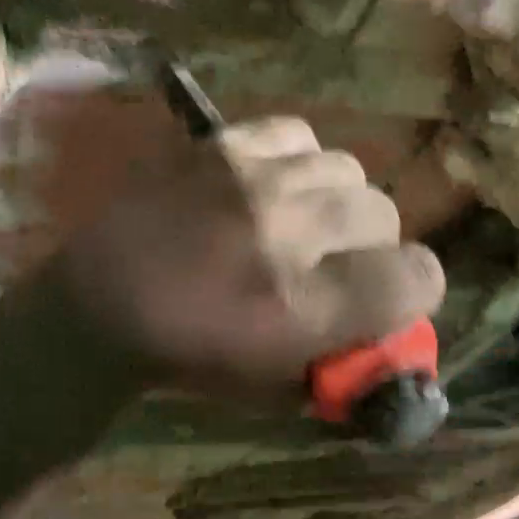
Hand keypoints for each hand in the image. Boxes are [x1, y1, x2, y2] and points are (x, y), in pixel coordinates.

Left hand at [46, 115, 444, 401]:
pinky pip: (295, 132)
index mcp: (307, 307)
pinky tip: (268, 181)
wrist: (101, 299)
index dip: (411, 287)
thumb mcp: (277, 386)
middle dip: (367, 241)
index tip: (385, 292)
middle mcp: (289, 232)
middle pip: (382, 212)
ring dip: (332, 197)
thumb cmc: (187, 353)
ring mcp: (252, 179)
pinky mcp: (220, 144)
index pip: (418, 275)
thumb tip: (397, 329)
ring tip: (296, 215)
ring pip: (344, 168)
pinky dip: (293, 158)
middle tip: (329, 256)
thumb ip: (347, 359)